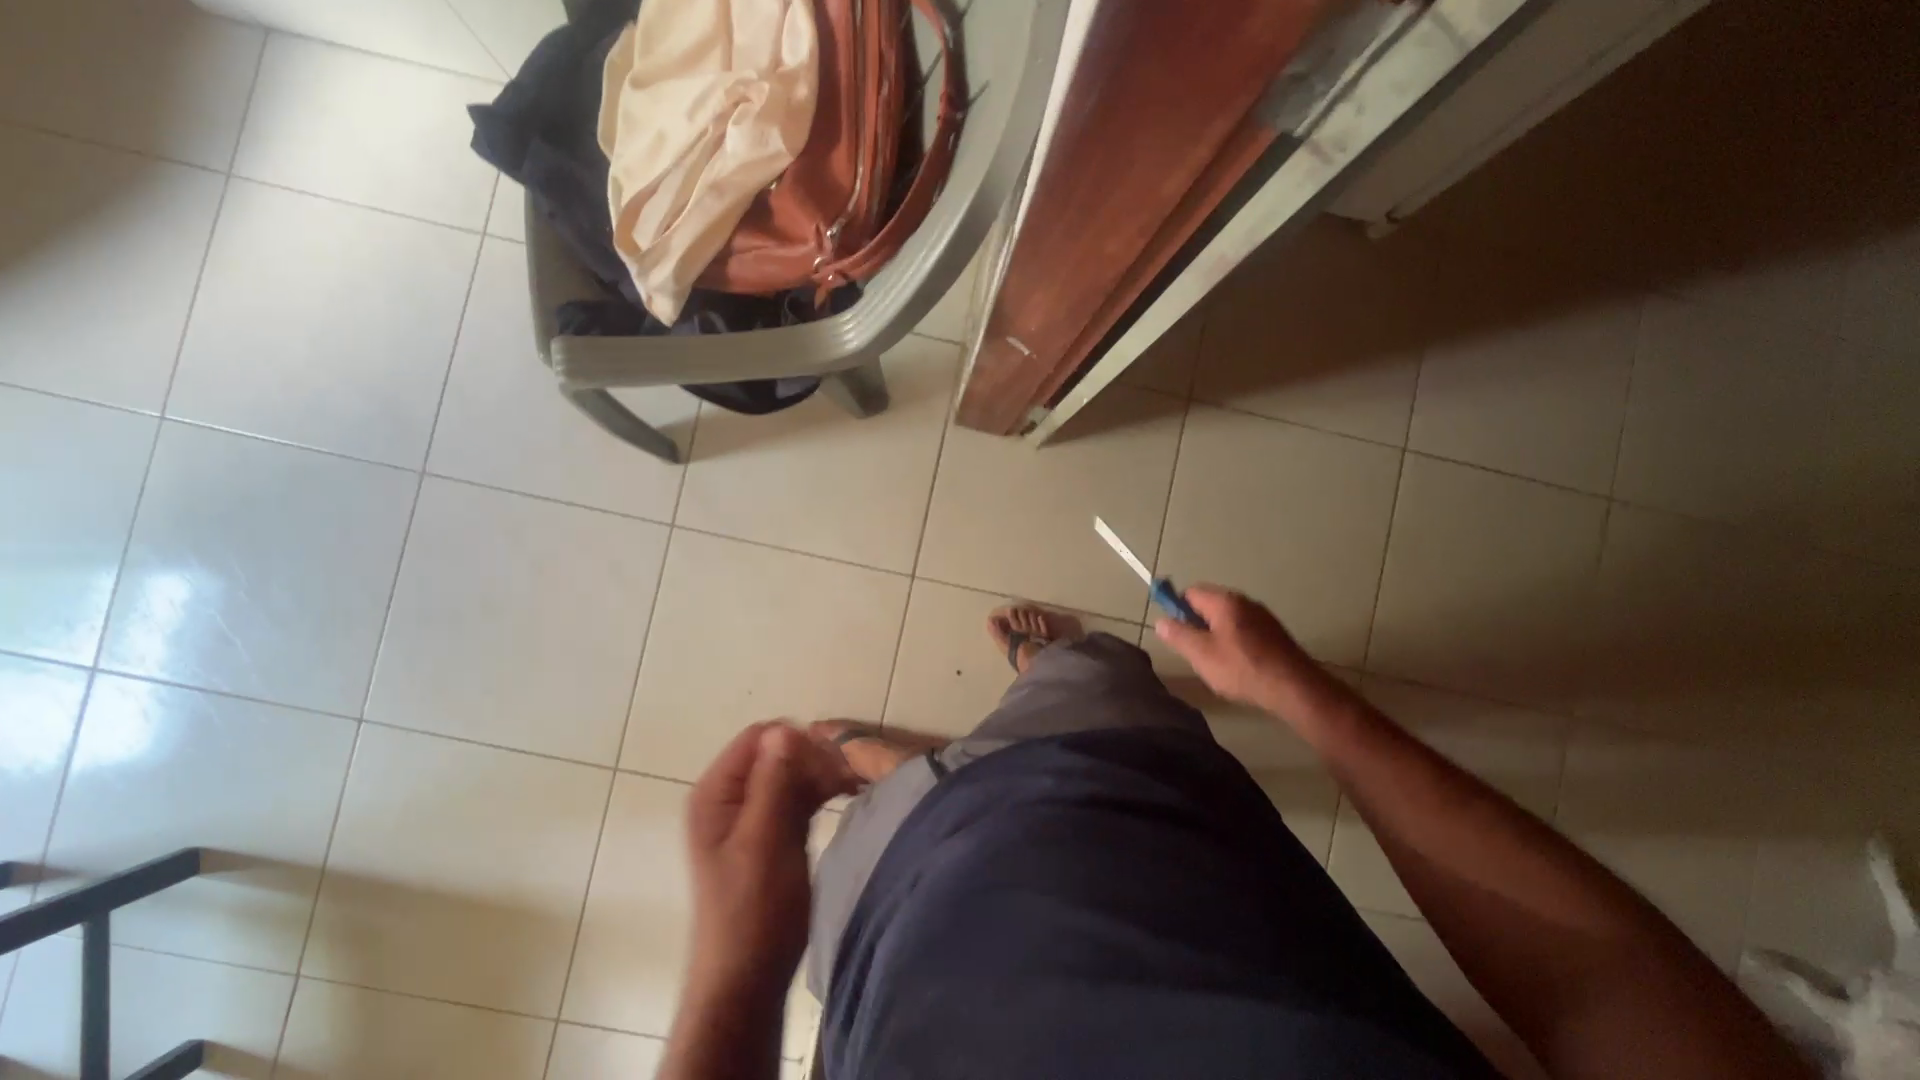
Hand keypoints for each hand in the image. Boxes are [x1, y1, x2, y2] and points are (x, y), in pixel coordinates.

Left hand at [684, 721, 858, 997]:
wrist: (748, 976)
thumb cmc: (753, 910)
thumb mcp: (764, 840)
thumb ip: (772, 783)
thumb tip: (786, 728)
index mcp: (716, 793)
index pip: (759, 737)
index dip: (796, 741)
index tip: (835, 759)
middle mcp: (729, 798)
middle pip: (776, 753)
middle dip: (813, 758)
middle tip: (852, 777)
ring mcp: (750, 816)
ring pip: (790, 775)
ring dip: (821, 776)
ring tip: (856, 787)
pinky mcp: (771, 834)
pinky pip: (796, 799)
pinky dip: (819, 794)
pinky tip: (848, 797)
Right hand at [1154, 585, 1324, 710]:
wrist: (1293, 687)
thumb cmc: (1242, 668)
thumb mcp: (1201, 654)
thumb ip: (1178, 635)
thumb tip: (1161, 621)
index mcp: (1225, 601)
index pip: (1191, 592)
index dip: (1178, 609)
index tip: (1177, 633)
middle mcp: (1245, 601)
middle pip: (1210, 605)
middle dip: (1198, 625)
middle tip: (1196, 652)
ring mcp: (1263, 616)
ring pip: (1228, 620)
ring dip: (1217, 636)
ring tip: (1217, 664)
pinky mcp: (1275, 633)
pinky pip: (1245, 630)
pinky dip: (1236, 644)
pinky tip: (1239, 667)